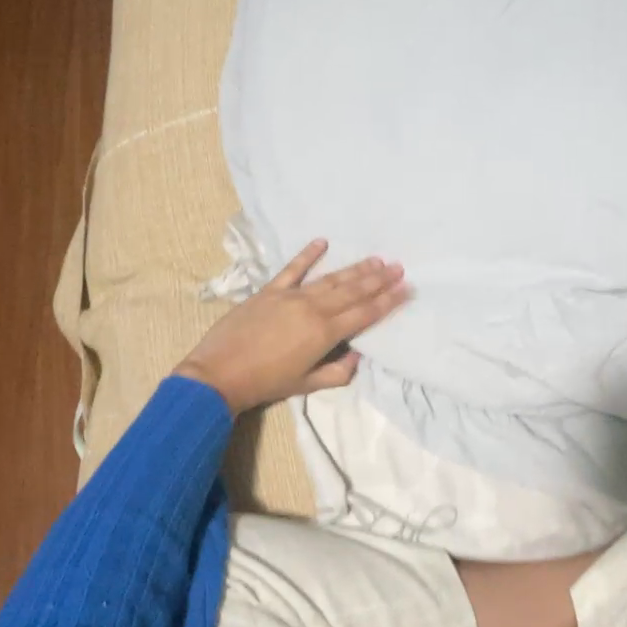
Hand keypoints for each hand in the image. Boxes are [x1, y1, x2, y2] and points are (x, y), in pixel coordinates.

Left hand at [175, 239, 407, 413]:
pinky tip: (322, 242)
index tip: (406, 288)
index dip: (388, 301)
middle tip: (398, 266)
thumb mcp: (306, 385)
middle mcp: (312, 309)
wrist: (219, 374)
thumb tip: (356, 355)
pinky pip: (293, 268)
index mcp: (324, 333)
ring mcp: (290, 296)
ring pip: (330, 278)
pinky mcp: (269, 291)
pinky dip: (308, 255)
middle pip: (352, 291)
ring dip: (355, 269)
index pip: (364, 313)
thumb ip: (337, 372)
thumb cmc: (265, 384)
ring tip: (376, 259)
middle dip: (378, 279)